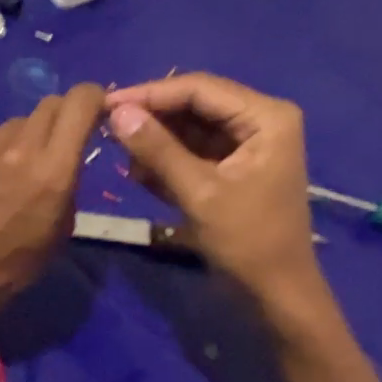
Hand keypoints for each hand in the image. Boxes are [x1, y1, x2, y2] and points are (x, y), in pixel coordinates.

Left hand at [0, 83, 103, 328]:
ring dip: (22, 138)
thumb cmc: (15, 266)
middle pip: (49, 105)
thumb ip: (69, 182)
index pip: (81, 102)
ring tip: (11, 170)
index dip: (92, 98)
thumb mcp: (61, 229)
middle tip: (53, 144)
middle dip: (59, 119)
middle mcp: (20, 149)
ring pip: (15, 123)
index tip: (93, 109)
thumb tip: (67, 155)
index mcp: (54, 171)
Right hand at [105, 74, 321, 301]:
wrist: (276, 293)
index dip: (150, 94)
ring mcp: (248, 146)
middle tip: (107, 129)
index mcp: (266, 117)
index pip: (200, 89)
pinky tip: (139, 174)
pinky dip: (167, 161)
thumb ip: (158, 150)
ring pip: (191, 129)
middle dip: (152, 118)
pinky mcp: (234, 170)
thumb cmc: (246, 241)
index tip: (106, 104)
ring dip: (156, 142)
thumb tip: (117, 113)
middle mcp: (260, 121)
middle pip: (195, 105)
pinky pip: (194, 153)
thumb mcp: (199, 193)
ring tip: (121, 157)